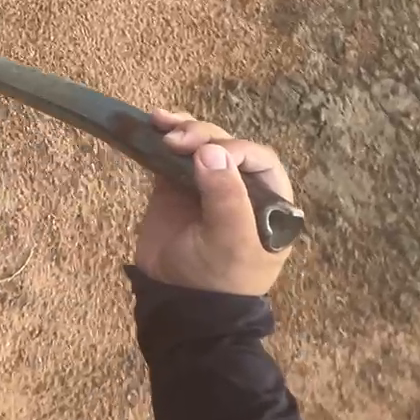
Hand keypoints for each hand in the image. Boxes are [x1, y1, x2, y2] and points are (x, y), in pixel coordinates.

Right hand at [134, 110, 293, 296]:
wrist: (177, 297)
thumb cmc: (217, 275)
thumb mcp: (229, 242)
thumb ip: (226, 199)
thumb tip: (210, 152)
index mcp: (269, 203)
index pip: (259, 160)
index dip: (234, 148)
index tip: (204, 153)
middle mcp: (240, 188)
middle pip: (226, 145)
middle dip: (200, 135)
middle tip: (173, 141)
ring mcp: (204, 184)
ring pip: (199, 142)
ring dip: (181, 127)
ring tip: (158, 123)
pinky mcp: (172, 183)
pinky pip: (171, 152)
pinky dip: (161, 135)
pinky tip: (150, 124)